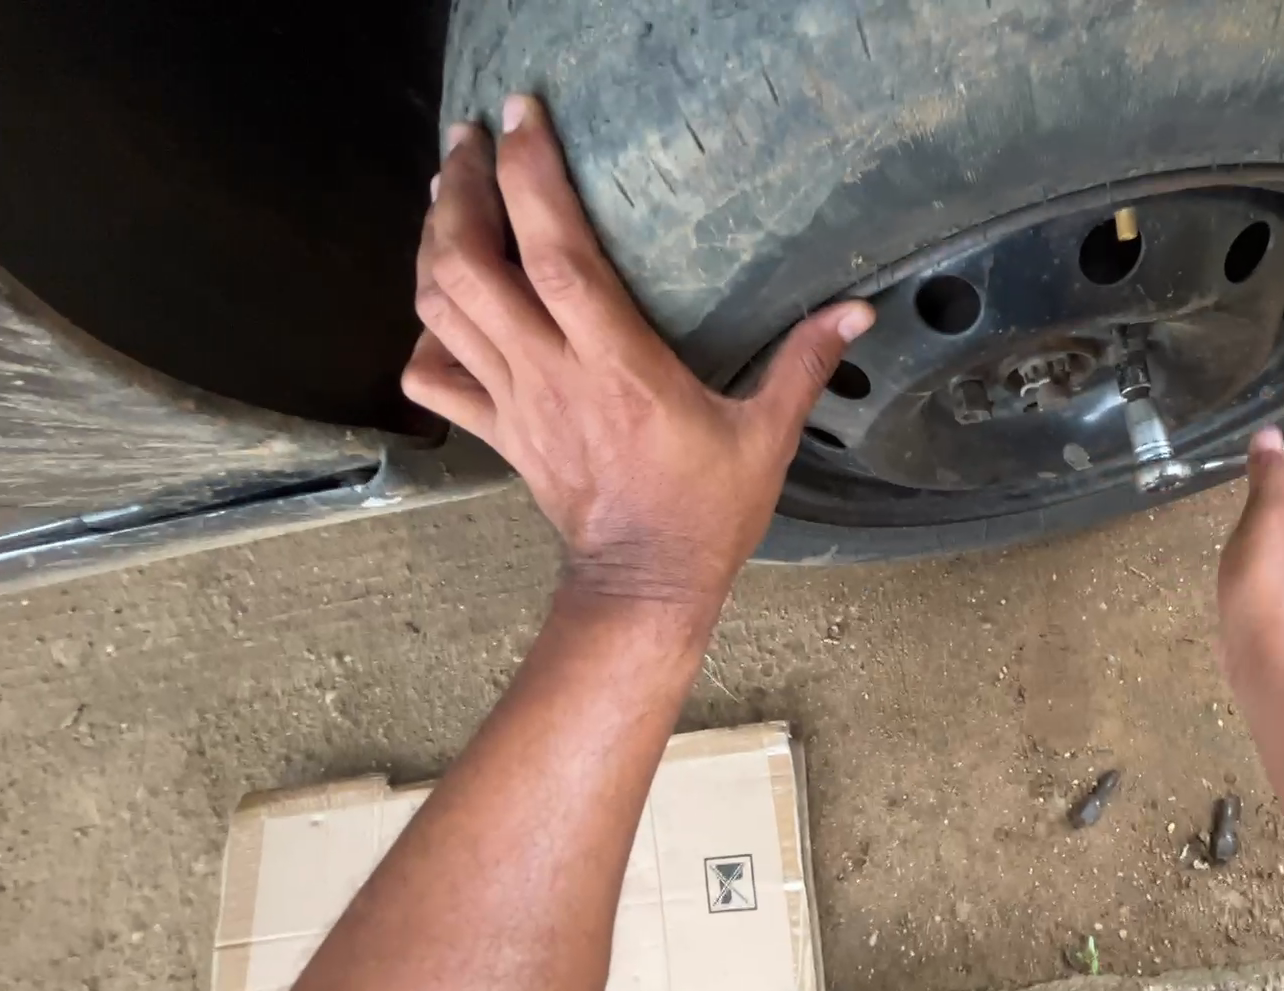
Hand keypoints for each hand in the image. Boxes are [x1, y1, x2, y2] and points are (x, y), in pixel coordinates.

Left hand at [402, 95, 874, 617]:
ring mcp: (515, 406)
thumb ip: (805, 365)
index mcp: (620, 369)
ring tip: (452, 198)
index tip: (523, 116)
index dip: (533, 178)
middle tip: (474, 143)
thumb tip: (858, 311)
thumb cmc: (710, 511)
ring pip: (438, 309)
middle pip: (468, 266)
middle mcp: (552, 376)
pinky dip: (425, 332)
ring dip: (433, 243)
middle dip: (460, 191)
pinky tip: (447, 310)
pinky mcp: (499, 433)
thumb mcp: (770, 436)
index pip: (557, 256)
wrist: (649, 582)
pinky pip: (434, 375)